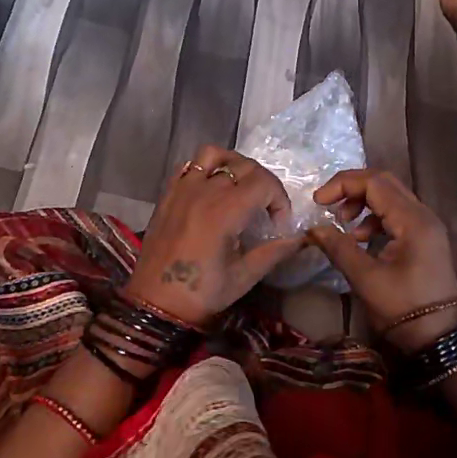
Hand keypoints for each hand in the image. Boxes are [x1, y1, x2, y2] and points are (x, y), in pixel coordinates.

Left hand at [122, 146, 306, 326]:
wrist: (155, 302)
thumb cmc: (202, 293)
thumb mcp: (244, 276)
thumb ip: (274, 252)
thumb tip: (301, 239)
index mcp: (224, 212)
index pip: (264, 182)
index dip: (279, 199)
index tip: (278, 223)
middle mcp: (203, 192)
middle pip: (243, 165)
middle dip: (264, 183)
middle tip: (266, 209)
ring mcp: (182, 190)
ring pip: (214, 154)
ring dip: (234, 164)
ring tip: (240, 187)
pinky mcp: (167, 194)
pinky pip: (189, 165)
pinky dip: (206, 168)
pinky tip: (212, 189)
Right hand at [306, 169, 456, 352]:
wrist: (438, 337)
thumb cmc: (402, 307)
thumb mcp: (365, 278)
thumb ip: (339, 247)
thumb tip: (313, 229)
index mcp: (413, 220)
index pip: (375, 182)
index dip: (342, 185)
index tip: (318, 202)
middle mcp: (423, 215)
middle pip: (385, 184)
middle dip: (352, 190)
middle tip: (327, 205)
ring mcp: (427, 227)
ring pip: (391, 198)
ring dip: (363, 204)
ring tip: (343, 225)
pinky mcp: (425, 239)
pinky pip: (397, 215)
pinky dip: (375, 219)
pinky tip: (360, 239)